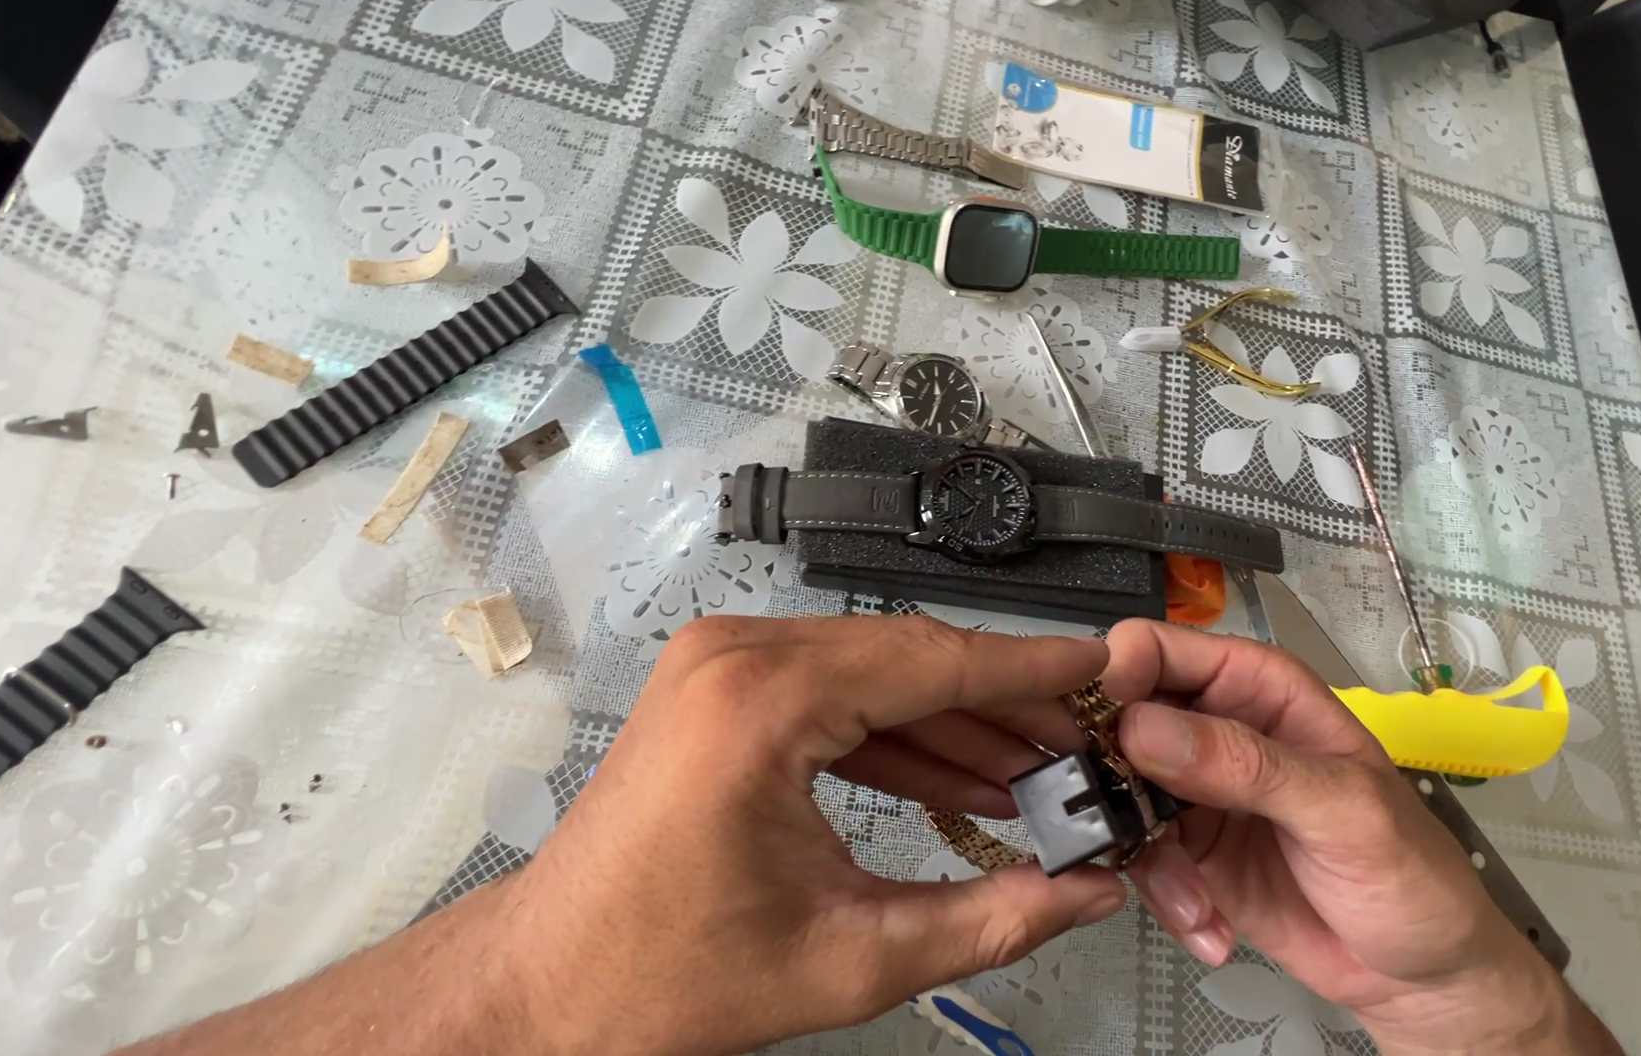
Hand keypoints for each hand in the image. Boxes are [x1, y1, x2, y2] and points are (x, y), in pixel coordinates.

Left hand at [508, 616, 1127, 1055]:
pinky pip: (838, 690)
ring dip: (955, 720)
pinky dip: (899, 732)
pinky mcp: (726, 683)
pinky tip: (958, 776)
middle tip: (1072, 742)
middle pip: (910, 657)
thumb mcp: (847, 960)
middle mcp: (738, 656)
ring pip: (879, 670)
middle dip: (1001, 703)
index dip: (1028, 669)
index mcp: (761, 703)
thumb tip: (1082, 894)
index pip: (931, 663)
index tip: (1092, 665)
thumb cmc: (659, 976)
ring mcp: (725, 660)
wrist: (548, 983)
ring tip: (1028, 770)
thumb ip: (988, 921)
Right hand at [1101, 620, 1618, 1054]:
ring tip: (1191, 896)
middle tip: (1112, 818)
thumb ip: (1244, 763)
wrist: (1423, 977)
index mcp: (1253, 686)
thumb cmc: (1411, 874)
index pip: (1157, 649)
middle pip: (1118, 714)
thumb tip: (1139, 727)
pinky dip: (1159, 888)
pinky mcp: (1181, 844)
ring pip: (1112, 786)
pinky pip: (1133, 848)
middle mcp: (1211, 725)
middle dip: (1106, 770)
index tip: (1097, 731)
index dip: (1116, 676)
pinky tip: (1208, 922)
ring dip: (1135, 843)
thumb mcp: (1341, 810)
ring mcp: (1190, 787)